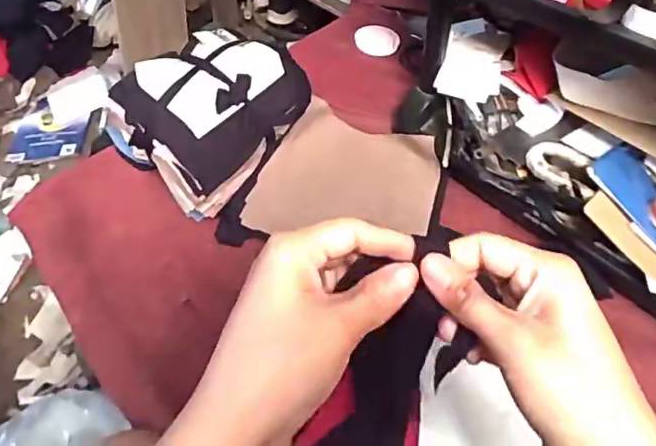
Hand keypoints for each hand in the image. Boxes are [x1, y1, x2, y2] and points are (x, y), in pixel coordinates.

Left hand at [163, 219, 418, 445]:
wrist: (231, 430)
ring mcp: (284, 288)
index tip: (424, 255)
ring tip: (406, 294)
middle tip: (420, 277)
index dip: (388, 240)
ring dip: (367, 284)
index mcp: (292, 248)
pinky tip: (376, 313)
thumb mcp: (339, 328)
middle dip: (379, 262)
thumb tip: (412, 270)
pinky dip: (352, 302)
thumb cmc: (283, 367)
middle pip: (343, 248)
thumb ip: (378, 295)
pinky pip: (327, 296)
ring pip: (337, 274)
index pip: (350, 229)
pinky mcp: (287, 316)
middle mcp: (286, 259)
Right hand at [421, 234, 655, 445]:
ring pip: (487, 297)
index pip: (484, 245)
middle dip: (458, 293)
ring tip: (454, 340)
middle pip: (484, 269)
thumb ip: (467, 300)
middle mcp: (545, 282)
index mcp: (547, 269)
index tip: (423, 285)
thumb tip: (430, 263)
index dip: (452, 262)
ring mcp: (541, 311)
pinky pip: (496, 321)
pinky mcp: (536, 338)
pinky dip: (480, 335)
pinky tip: (474, 353)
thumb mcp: (512, 342)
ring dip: (466, 317)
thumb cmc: (579, 396)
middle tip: (440, 322)